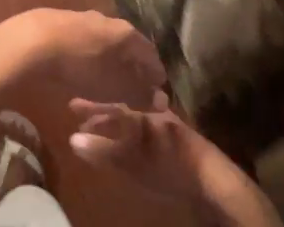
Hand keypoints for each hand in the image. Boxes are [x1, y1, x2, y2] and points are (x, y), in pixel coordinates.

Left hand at [0, 9, 164, 110]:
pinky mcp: (59, 22)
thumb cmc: (82, 67)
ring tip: (105, 82)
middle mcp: (106, 20)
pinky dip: (88, 57)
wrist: (33, 42)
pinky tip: (79, 70)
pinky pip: (82, 43)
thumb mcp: (114, 87)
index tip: (157, 88)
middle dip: (131, 66)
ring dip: (107, 62)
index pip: (149, 52)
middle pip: (125, 45)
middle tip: (132, 88)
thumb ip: (139, 93)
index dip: (155, 72)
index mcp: (125, 33)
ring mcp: (81, 18)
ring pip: (102, 42)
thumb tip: (162, 99)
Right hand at [67, 94, 211, 203]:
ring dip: (117, 122)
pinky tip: (129, 138)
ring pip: (135, 116)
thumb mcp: (133, 162)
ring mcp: (167, 124)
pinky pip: (146, 125)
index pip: (110, 105)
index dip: (91, 108)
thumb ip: (104, 151)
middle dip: (102, 114)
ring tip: (101, 128)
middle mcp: (153, 112)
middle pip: (122, 108)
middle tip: (82, 118)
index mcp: (141, 113)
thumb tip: (72, 139)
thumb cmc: (170, 166)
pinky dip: (131, 130)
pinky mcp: (177, 138)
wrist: (212, 179)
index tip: (71, 105)